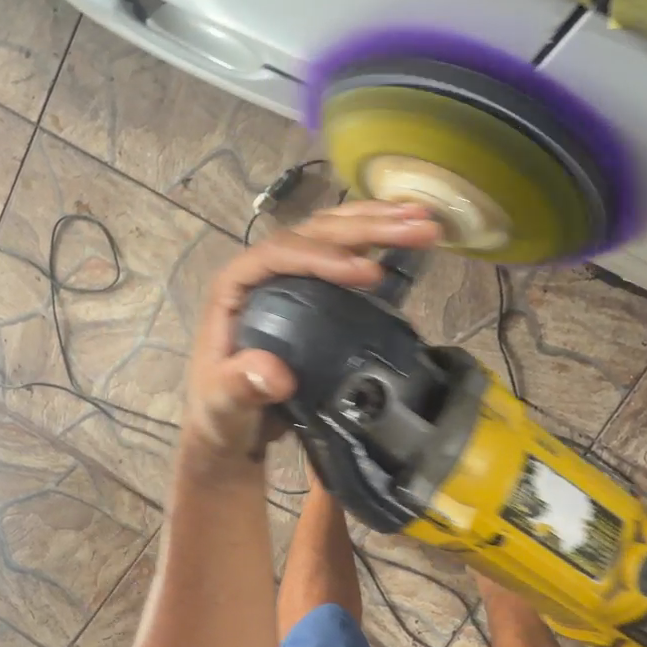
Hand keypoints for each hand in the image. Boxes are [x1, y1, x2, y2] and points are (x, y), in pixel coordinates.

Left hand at [180, 201, 439, 475]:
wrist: (234, 428)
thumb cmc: (222, 413)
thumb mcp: (222, 408)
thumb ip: (238, 390)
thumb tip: (274, 373)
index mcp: (235, 287)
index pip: (277, 254)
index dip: (323, 257)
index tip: (369, 273)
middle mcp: (263, 272)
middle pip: (313, 233)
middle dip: (367, 227)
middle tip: (417, 226)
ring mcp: (290, 276)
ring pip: (333, 232)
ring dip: (379, 222)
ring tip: (424, 218)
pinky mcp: (314, 289)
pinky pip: (345, 252)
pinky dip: (379, 241)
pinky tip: (411, 236)